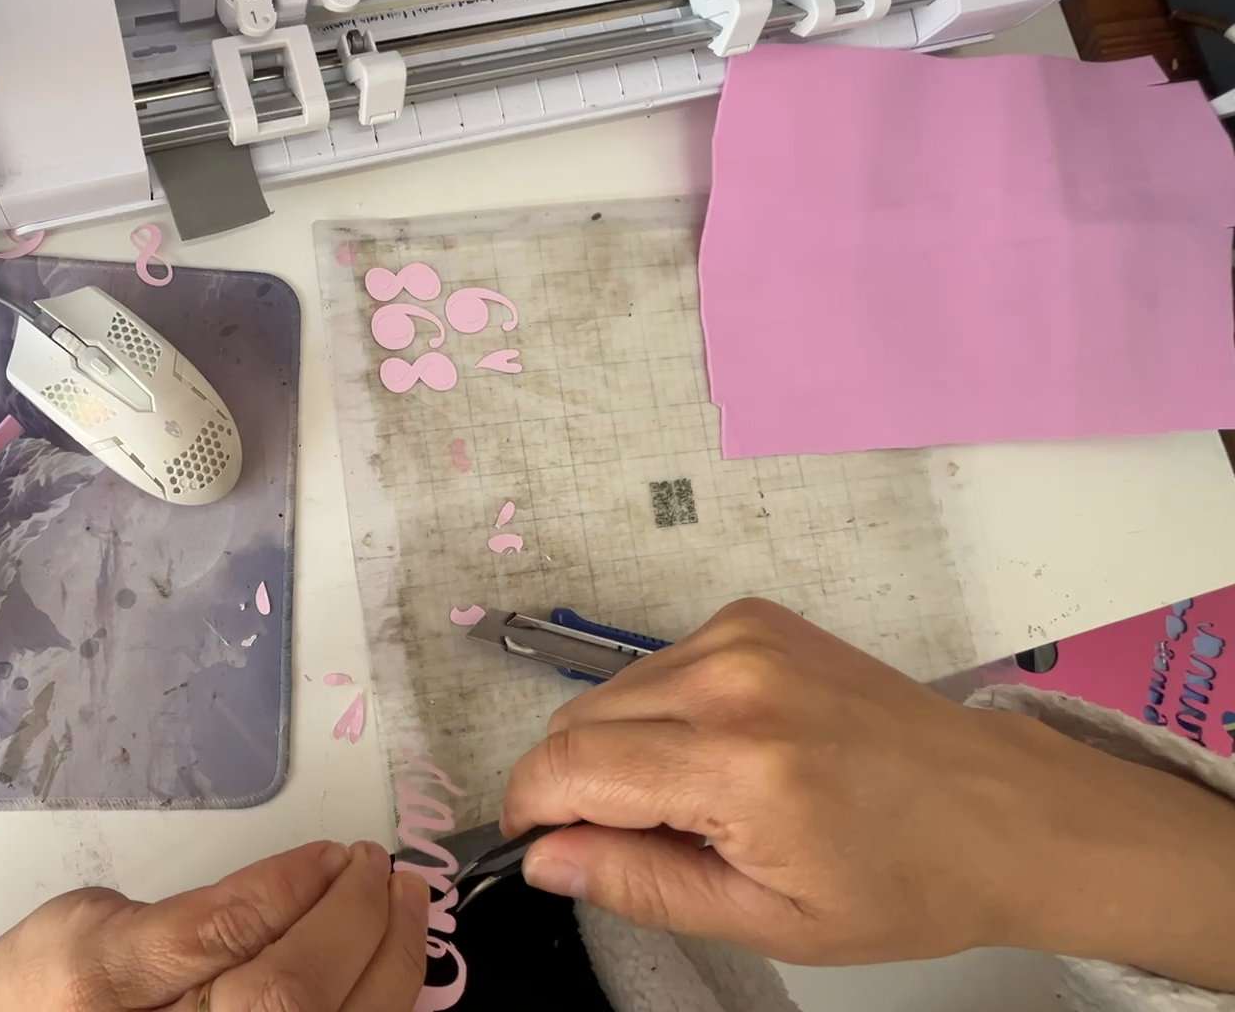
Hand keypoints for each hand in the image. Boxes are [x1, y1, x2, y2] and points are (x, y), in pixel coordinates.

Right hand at [0, 840, 430, 1011]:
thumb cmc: (42, 988)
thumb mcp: (89, 920)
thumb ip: (181, 911)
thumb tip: (285, 887)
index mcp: (112, 985)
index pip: (229, 931)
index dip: (293, 885)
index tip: (333, 852)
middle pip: (288, 993)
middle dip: (350, 918)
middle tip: (375, 864)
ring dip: (383, 963)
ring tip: (403, 902)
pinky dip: (373, 1009)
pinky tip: (393, 967)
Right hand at [500, 598, 1234, 988]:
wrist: (1008, 810)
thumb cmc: (896, 885)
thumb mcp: (768, 921)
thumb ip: (637, 884)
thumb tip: (541, 856)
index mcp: (736, 766)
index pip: (569, 763)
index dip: (529, 801)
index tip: (529, 835)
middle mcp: (726, 680)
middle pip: (575, 719)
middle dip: (575, 779)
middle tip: (630, 828)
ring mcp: (736, 635)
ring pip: (607, 692)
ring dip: (616, 743)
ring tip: (686, 786)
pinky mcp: (744, 615)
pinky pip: (650, 667)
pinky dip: (654, 709)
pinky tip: (714, 740)